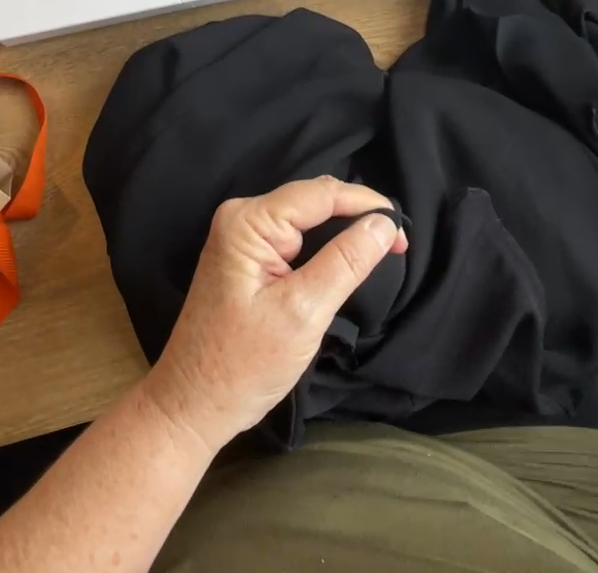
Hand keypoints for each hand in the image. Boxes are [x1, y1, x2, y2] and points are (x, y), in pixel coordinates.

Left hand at [140, 177, 406, 451]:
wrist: (193, 402)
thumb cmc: (244, 363)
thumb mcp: (304, 312)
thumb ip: (345, 262)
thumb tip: (384, 223)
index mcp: (248, 222)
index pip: (319, 194)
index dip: (366, 204)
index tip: (404, 231)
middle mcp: (241, 218)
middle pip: (312, 200)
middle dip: (357, 215)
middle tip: (399, 244)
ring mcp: (241, 237)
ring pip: (306, 217)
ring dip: (343, 230)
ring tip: (381, 249)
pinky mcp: (246, 257)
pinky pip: (294, 236)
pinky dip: (324, 245)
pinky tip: (347, 258)